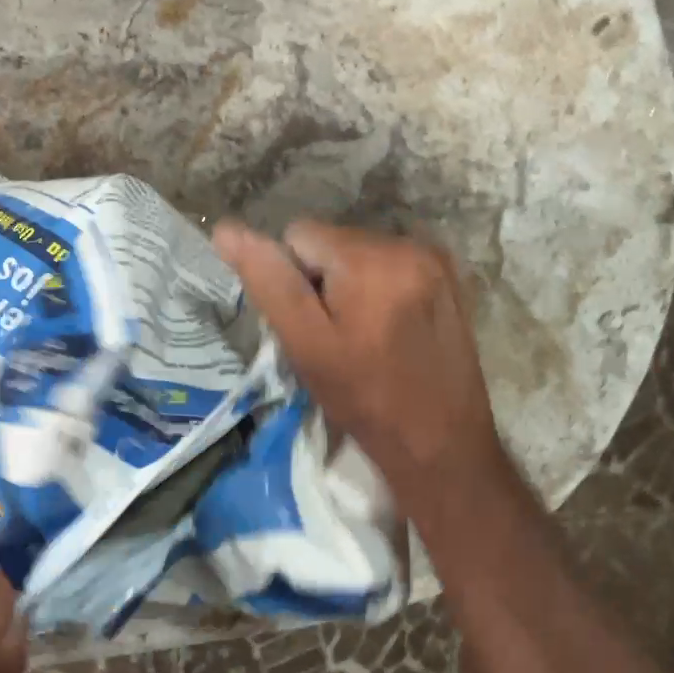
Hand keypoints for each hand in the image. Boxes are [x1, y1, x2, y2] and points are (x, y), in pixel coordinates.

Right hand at [211, 219, 505, 501]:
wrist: (440, 443)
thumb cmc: (363, 397)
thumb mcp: (304, 343)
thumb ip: (267, 280)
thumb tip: (225, 230)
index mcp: (371, 259)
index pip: (296, 235)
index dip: (290, 279)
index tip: (310, 324)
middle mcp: (409, 246)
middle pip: (328, 241)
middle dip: (318, 280)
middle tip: (332, 334)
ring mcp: (435, 260)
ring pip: (353, 252)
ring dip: (344, 285)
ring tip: (359, 335)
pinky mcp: (448, 278)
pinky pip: (384, 265)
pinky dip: (372, 289)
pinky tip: (384, 328)